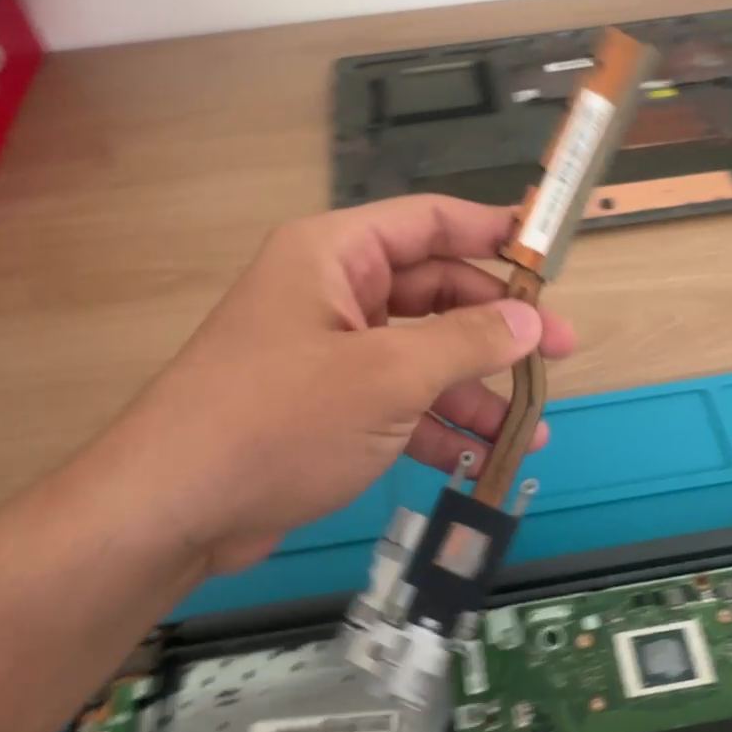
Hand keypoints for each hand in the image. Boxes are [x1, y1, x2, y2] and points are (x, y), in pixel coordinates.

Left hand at [86, 195, 576, 572]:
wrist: (173, 509)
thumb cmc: (279, 420)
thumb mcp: (386, 376)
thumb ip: (465, 342)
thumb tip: (529, 319)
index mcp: (336, 255)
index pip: (430, 222)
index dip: (493, 233)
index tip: (549, 256)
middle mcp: (333, 293)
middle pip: (435, 294)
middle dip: (496, 329)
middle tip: (558, 355)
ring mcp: (329, 354)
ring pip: (421, 355)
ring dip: (474, 389)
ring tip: (530, 427)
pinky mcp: (326, 408)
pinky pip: (397, 401)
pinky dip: (437, 425)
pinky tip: (477, 456)